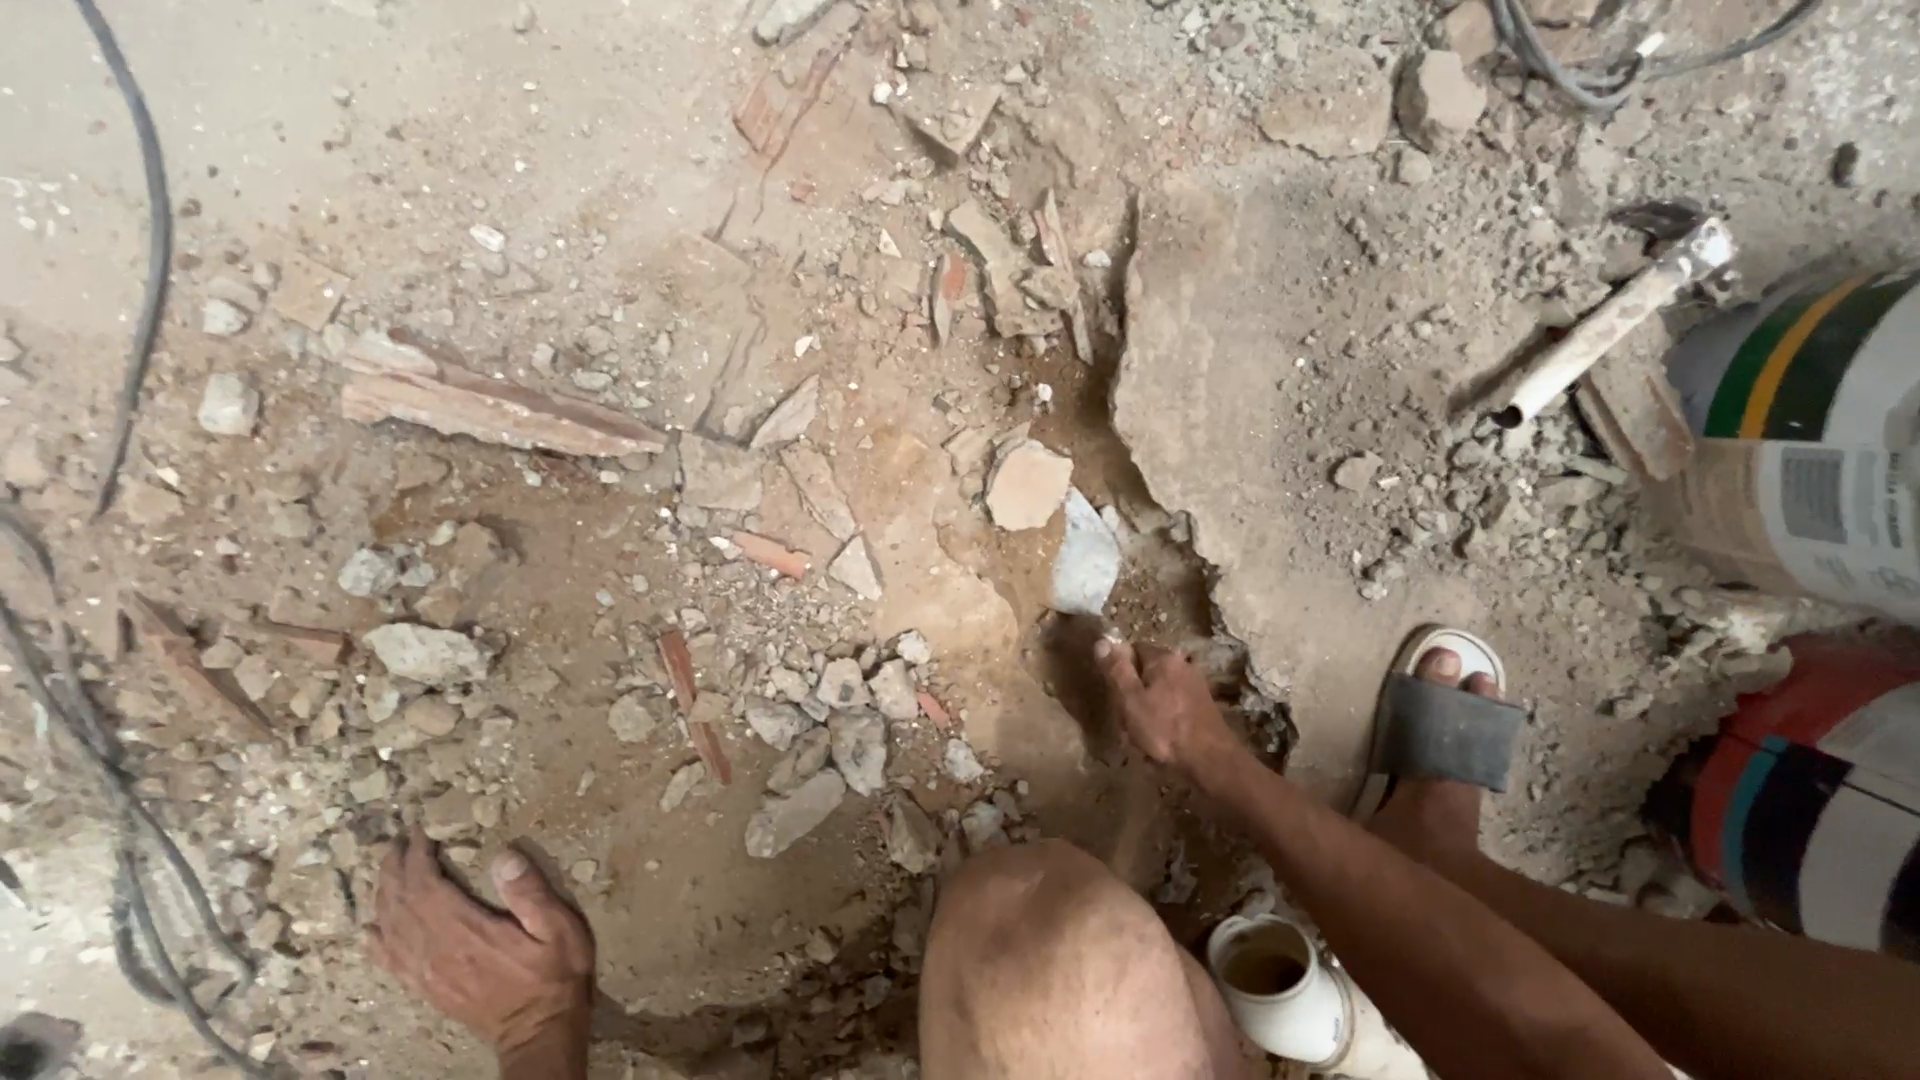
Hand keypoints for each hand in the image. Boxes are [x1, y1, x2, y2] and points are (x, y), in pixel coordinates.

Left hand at [367, 828, 594, 1063]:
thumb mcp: (559, 928)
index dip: (418, 858)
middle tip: (395, 842)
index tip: (420, 831)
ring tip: (384, 871)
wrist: (540, 1030)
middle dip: (395, 871)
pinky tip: (371, 930)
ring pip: (391, 930)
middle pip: (402, 905)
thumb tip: (503, 855)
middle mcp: (439, 952)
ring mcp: (429, 974)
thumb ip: (531, 893)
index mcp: (468, 932)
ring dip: (383, 898)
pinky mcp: (429, 989)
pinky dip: (377, 941)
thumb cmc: (556, 974)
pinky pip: (391, 962)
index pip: (428, 888)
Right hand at [1094, 638, 1239, 772]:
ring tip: (1144, 734)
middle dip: (1134, 692)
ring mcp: (1195, 684)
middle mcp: (1183, 663)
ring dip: (1149, 708)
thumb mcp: (1130, 700)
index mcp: (1164, 658)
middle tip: (1128, 719)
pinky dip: (1165, 718)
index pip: (1133, 649)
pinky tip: (1163, 738)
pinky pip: (1173, 704)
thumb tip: (1101, 642)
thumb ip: (1116, 670)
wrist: (1210, 759)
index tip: (1117, 694)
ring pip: (1159, 690)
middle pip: (1147, 671)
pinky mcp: (1203, 704)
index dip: (1120, 670)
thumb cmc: (1164, 728)